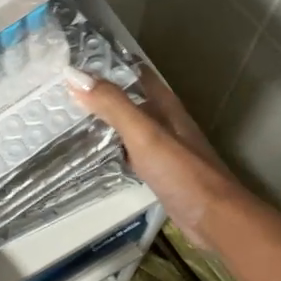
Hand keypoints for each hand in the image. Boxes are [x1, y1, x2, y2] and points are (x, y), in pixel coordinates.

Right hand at [66, 65, 241, 245]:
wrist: (215, 218)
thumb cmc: (182, 172)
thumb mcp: (144, 134)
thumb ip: (113, 105)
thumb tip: (74, 75)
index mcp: (166, 106)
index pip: (138, 73)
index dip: (111, 64)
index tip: (78, 61)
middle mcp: (167, 122)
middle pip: (133, 99)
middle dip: (104, 93)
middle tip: (66, 91)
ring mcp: (166, 148)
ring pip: (132, 126)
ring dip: (108, 121)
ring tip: (73, 118)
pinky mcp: (162, 172)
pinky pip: (133, 151)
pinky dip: (115, 148)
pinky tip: (98, 154)